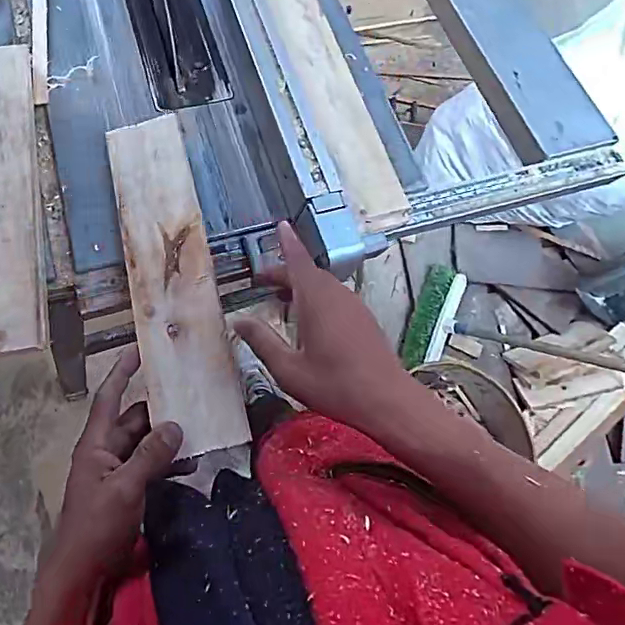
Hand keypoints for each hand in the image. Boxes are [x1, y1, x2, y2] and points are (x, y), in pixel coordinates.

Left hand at [43, 349, 182, 588]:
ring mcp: (117, 473)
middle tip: (191, 394)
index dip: (122, 371)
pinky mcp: (129, 492)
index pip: (109, 397)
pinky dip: (169, 462)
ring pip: (146, 443)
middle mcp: (106, 452)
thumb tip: (175, 425)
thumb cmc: (95, 528)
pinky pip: (152, 466)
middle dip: (160, 408)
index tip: (140, 348)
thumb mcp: (125, 489)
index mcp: (96, 444)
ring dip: (169, 437)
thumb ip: (150, 455)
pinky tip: (192, 464)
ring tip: (200, 428)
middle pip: (134, 419)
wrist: (83, 578)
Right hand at [233, 222, 437, 440]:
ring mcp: (353, 305)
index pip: (298, 260)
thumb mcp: (288, 369)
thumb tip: (239, 322)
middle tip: (262, 282)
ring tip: (281, 301)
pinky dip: (317, 298)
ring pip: (323, 285)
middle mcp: (336, 295)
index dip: (287, 242)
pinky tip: (309, 322)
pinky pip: (335, 297)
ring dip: (301, 287)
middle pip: (308, 273)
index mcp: (316, 299)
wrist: (386, 399)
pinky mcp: (364, 318)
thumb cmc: (334, 385)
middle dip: (285, 273)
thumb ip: (262, 342)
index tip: (280, 225)